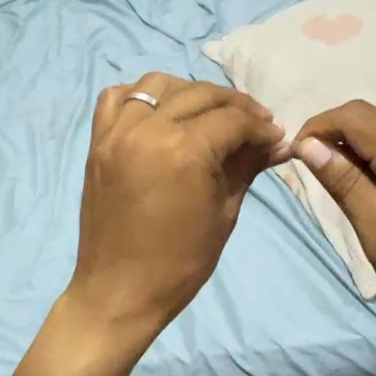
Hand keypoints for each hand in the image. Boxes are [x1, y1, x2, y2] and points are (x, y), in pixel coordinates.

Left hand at [69, 73, 284, 334]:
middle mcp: (148, 130)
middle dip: (234, 106)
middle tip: (254, 125)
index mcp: (184, 151)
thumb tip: (278, 142)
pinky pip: (117, 98)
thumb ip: (246, 168)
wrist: (119, 291)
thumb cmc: (180, 263)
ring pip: (158, 85)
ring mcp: (116, 133)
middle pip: (200, 95)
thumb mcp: (224, 213)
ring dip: (190, 93)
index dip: (260, 127)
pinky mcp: (97, 142)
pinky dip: (141, 96)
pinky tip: (161, 113)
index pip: (232, 120)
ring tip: (209, 115)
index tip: (275, 138)